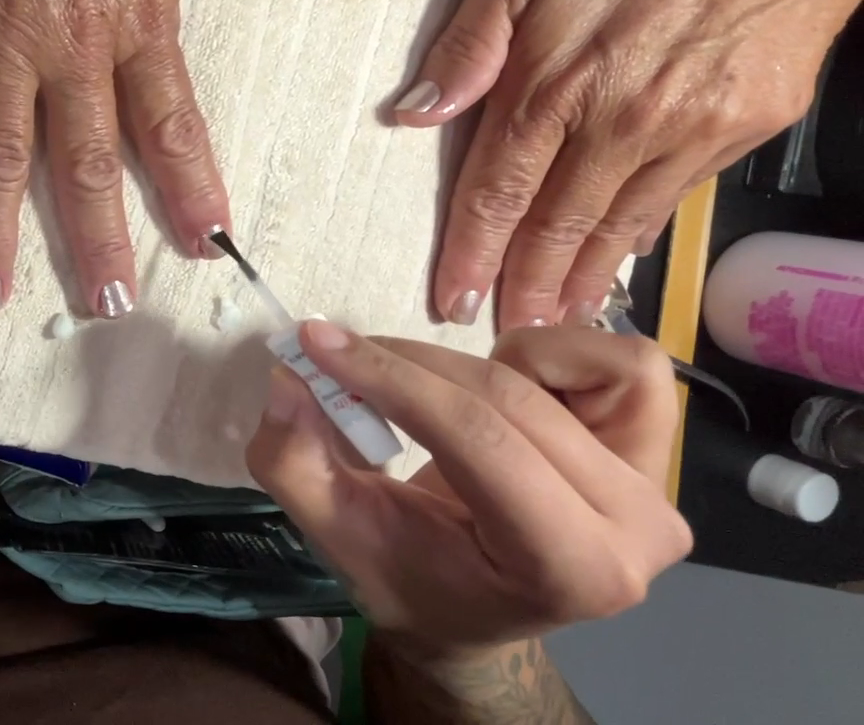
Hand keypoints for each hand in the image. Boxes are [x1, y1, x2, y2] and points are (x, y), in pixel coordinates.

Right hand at [247, 321, 690, 657]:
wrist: (473, 607)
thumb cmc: (406, 576)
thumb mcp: (331, 532)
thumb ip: (292, 461)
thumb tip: (288, 377)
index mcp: (567, 566)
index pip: (477, 437)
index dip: (387, 377)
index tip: (313, 340)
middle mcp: (637, 528)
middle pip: (507, 395)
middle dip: (404, 362)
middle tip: (335, 354)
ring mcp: (660, 486)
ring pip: (567, 365)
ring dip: (476, 360)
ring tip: (428, 394)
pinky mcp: (656, 450)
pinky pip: (621, 363)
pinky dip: (545, 354)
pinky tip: (497, 387)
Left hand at [395, 0, 863, 329]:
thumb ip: (468, 45)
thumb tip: (413, 114)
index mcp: (552, 84)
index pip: (494, 190)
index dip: (469, 250)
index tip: (449, 298)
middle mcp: (620, 120)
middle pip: (554, 222)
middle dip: (523, 285)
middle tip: (499, 335)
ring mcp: (691, 127)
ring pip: (616, 223)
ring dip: (578, 278)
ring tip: (549, 324)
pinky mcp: (748, 124)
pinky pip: (673, 200)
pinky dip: (636, 241)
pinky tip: (613, 266)